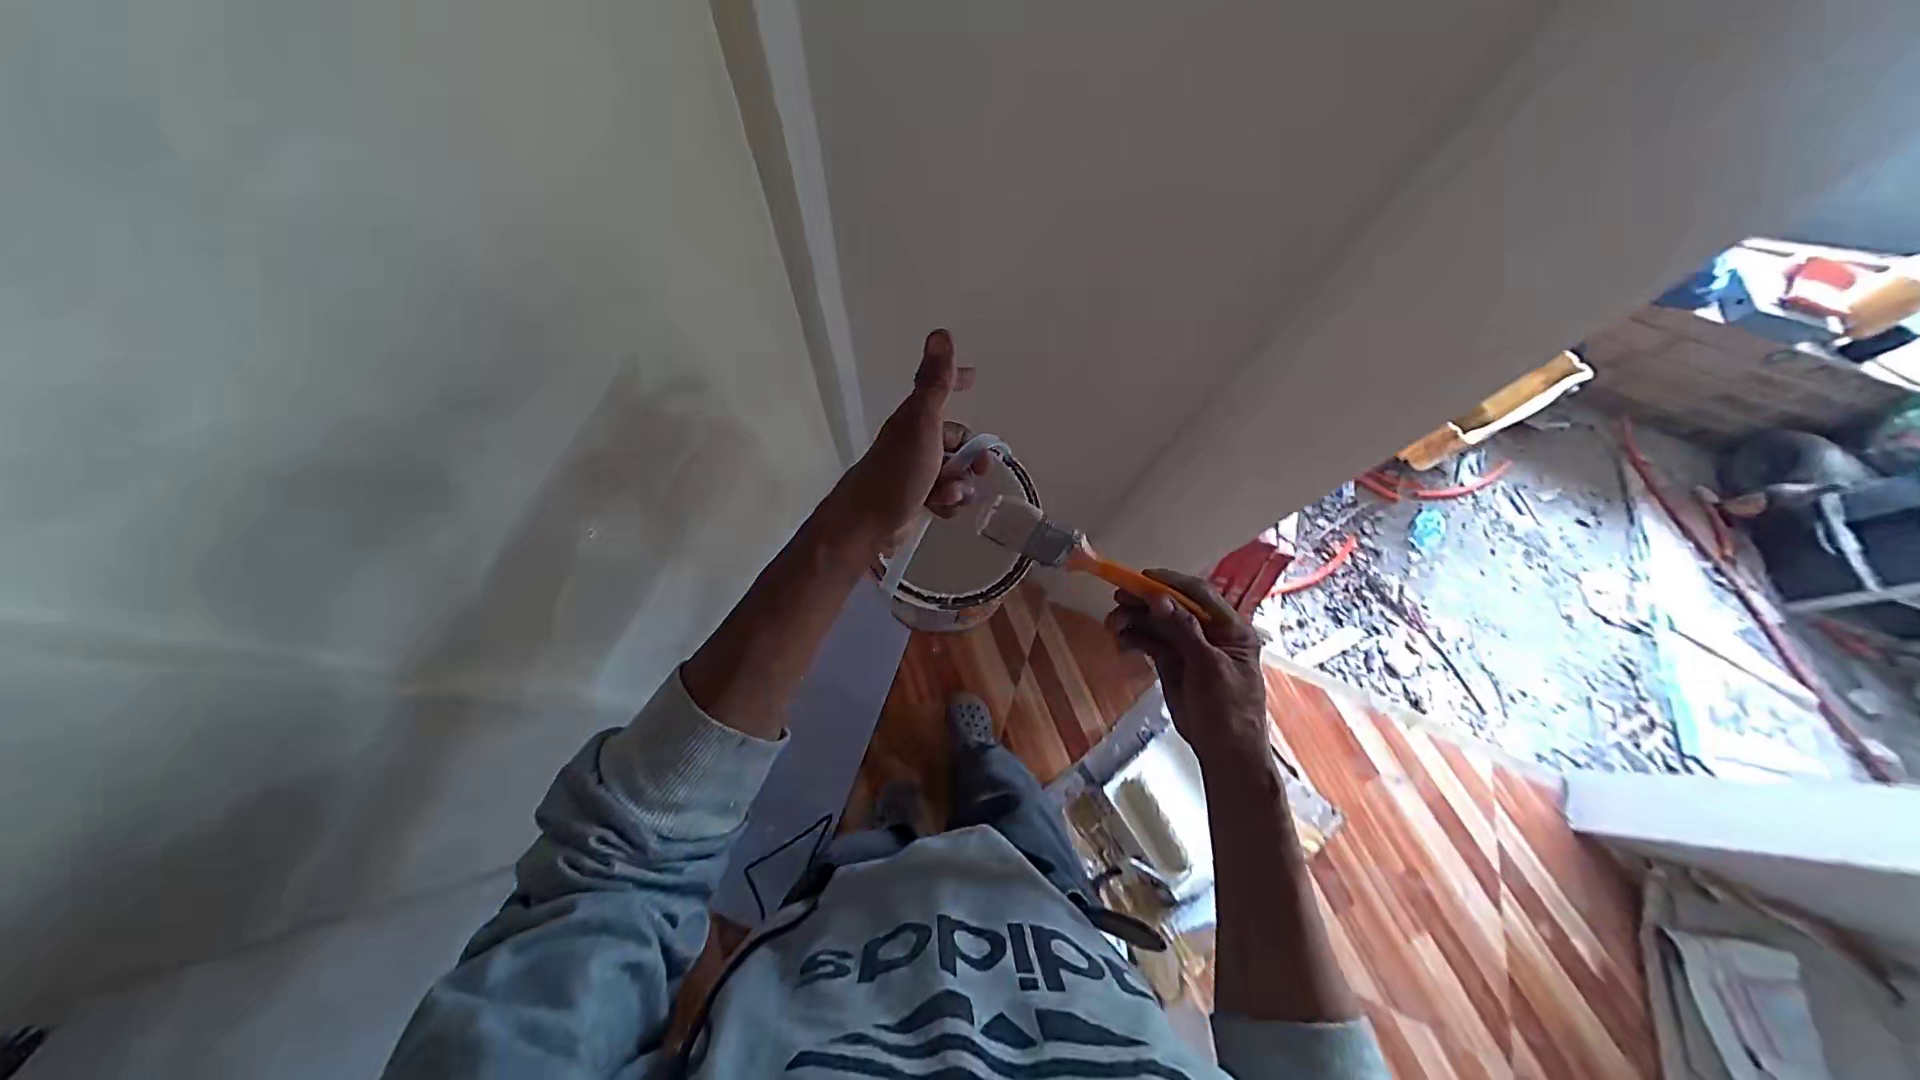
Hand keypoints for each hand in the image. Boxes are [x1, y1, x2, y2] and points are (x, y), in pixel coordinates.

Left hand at [821, 329, 988, 554]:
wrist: (867, 524)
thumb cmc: (897, 472)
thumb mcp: (922, 422)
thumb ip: (936, 382)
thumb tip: (941, 334)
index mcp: (915, 420)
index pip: (939, 391)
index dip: (957, 382)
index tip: (974, 378)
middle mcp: (914, 442)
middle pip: (957, 441)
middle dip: (971, 457)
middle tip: (979, 470)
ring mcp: (914, 472)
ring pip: (954, 473)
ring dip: (960, 486)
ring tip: (947, 497)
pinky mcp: (915, 499)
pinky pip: (945, 497)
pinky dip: (948, 503)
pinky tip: (940, 510)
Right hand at [1105, 570, 1269, 768]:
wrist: (1226, 752)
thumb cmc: (1229, 708)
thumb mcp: (1209, 666)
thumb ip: (1184, 630)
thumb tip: (1159, 599)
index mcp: (1230, 627)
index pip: (1198, 594)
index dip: (1169, 583)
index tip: (1141, 578)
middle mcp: (1209, 632)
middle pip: (1172, 607)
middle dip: (1144, 602)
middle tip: (1118, 599)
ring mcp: (1189, 647)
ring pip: (1157, 624)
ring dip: (1134, 620)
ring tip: (1113, 626)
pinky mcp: (1173, 663)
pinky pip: (1151, 643)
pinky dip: (1134, 639)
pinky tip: (1120, 642)